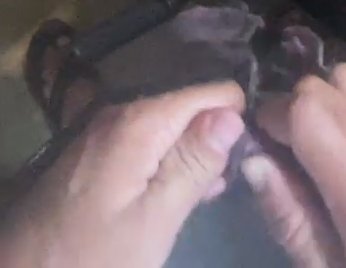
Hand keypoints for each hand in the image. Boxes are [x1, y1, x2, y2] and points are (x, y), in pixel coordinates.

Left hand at [0, 81, 247, 267]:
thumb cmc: (91, 254)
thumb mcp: (153, 220)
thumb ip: (193, 164)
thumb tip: (233, 112)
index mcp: (140, 121)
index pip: (207, 94)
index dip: (235, 117)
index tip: (254, 151)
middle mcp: (120, 113)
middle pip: (186, 109)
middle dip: (214, 137)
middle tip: (233, 182)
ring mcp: (103, 132)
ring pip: (165, 127)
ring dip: (191, 154)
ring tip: (212, 191)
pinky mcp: (93, 154)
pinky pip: (143, 143)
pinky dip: (165, 162)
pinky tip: (177, 193)